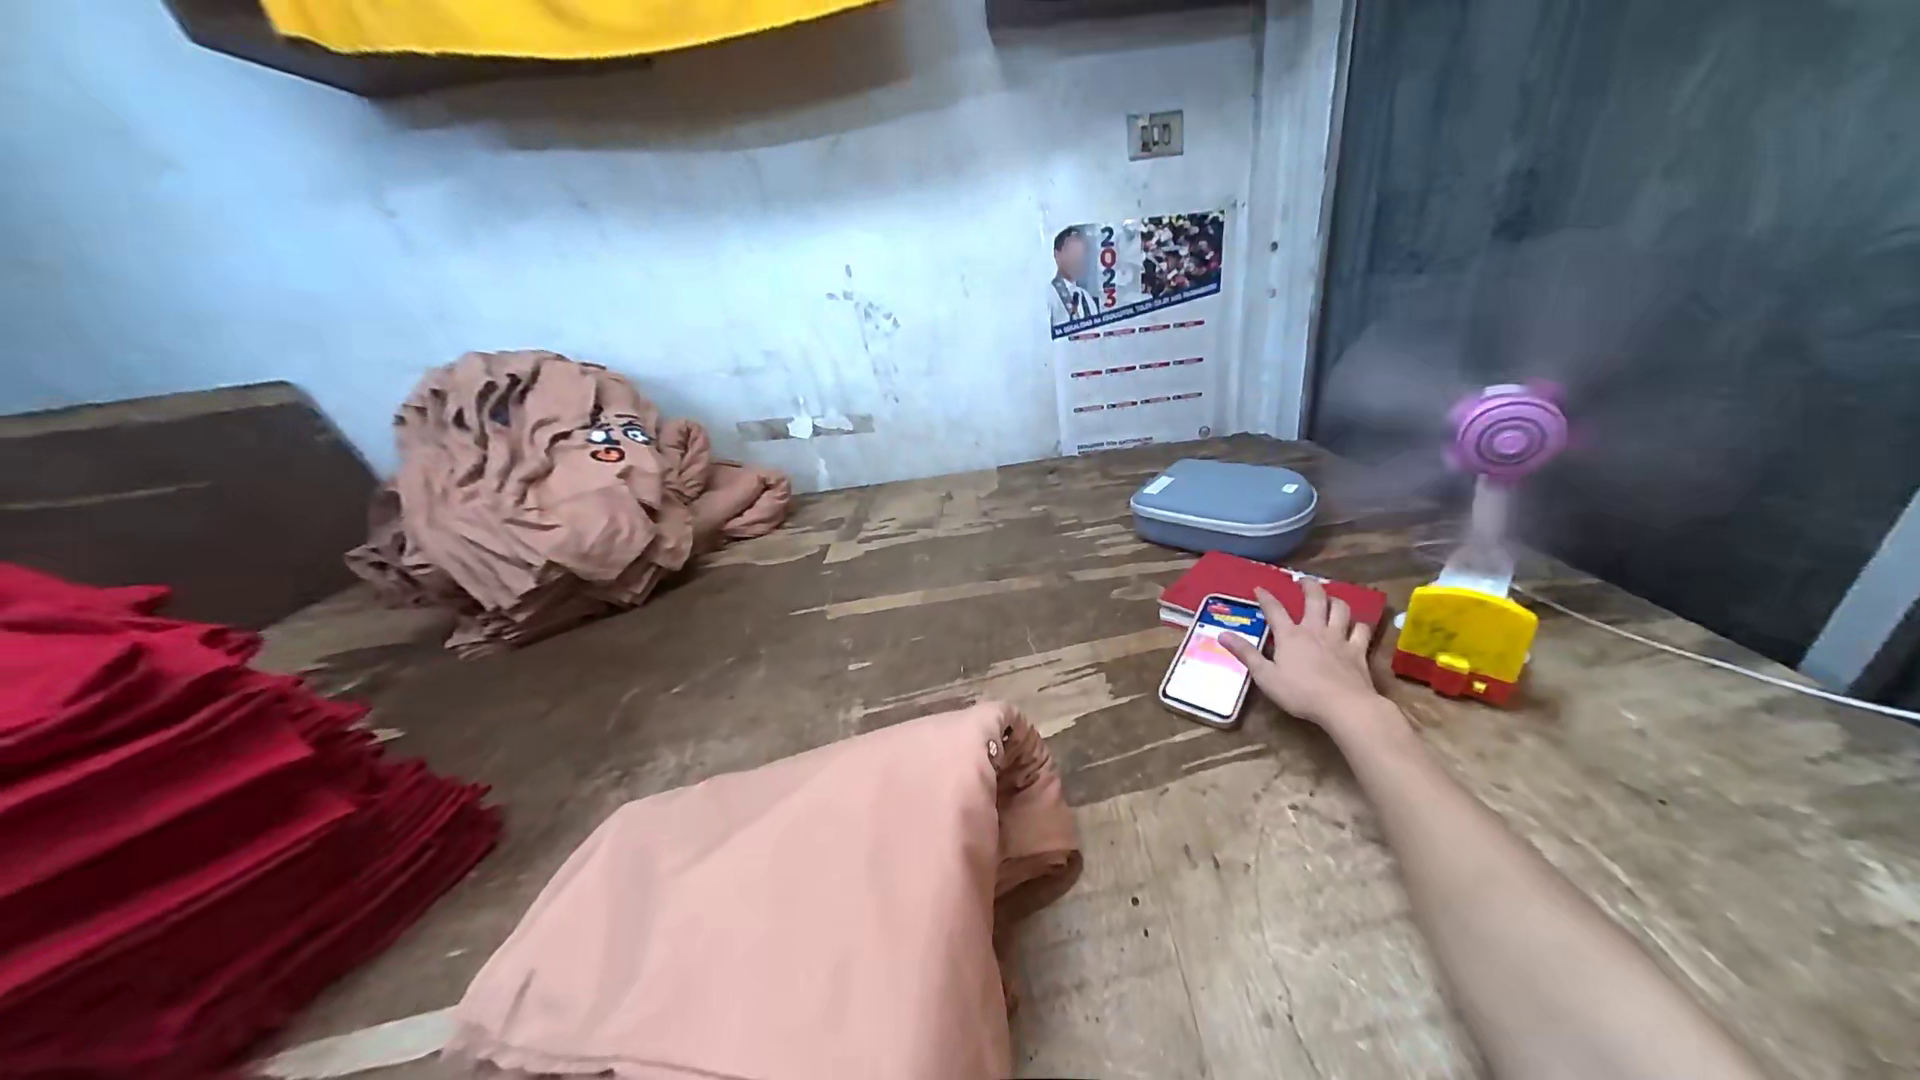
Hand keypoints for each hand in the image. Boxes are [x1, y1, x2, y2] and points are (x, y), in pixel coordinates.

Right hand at [1220, 581, 1383, 729]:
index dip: (1266, 597)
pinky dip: (1357, 624)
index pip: (1275, 609)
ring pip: (1340, 609)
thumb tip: (1222, 634)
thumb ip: (1246, 653)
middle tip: (1304, 580)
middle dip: (1309, 586)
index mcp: (1290, 635)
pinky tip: (1355, 626)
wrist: (1344, 705)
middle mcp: (1315, 630)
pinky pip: (1361, 630)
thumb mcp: (1265, 676)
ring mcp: (1339, 638)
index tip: (1259, 588)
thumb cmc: (1300, 692)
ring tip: (1330, 598)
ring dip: (1335, 600)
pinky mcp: (1358, 651)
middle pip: (1315, 599)